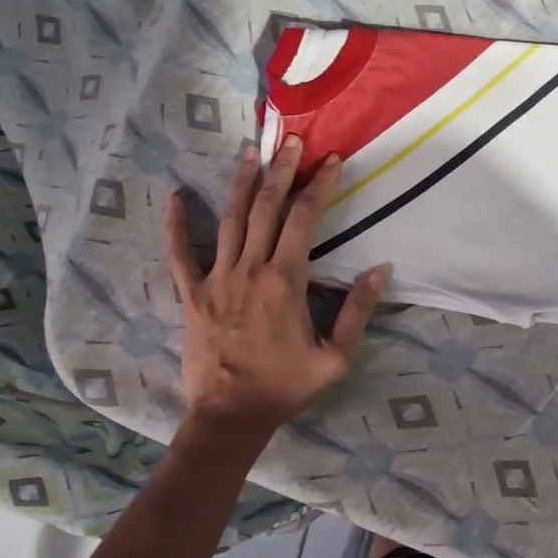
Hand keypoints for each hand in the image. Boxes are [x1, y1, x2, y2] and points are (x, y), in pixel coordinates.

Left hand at [165, 137, 385, 437]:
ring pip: (229, 220)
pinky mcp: (192, 295)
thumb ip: (358, 311)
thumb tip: (380, 270)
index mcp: (285, 280)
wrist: (229, 418)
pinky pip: (180, 255)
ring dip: (241, 183)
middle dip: (281, 170)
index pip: (304, 219)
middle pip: (266, 208)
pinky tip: (176, 198)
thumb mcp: (336, 356)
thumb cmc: (286, 386)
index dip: (319, 186)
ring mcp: (216, 279)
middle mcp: (249, 270)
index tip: (331, 159)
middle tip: (290, 139)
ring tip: (249, 151)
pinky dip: (177, 226)